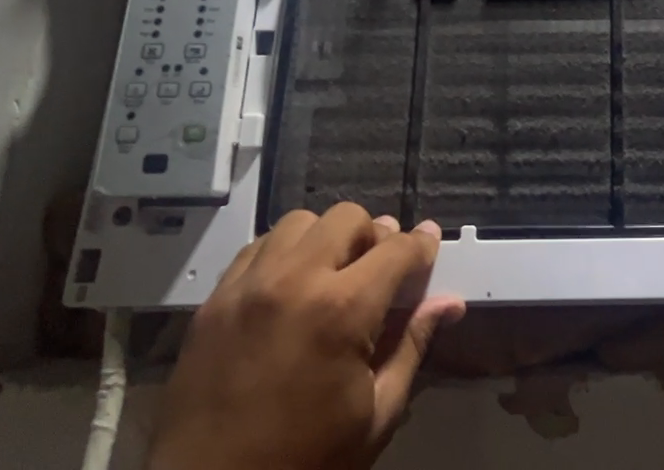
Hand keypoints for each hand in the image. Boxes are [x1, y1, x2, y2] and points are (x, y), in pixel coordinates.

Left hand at [150, 205, 465, 469]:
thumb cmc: (305, 460)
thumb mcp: (375, 415)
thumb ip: (411, 346)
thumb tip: (448, 302)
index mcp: (342, 310)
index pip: (397, 250)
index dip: (421, 246)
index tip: (429, 247)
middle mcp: (294, 280)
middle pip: (348, 218)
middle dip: (373, 237)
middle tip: (378, 272)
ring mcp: (248, 285)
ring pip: (299, 222)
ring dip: (325, 239)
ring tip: (331, 276)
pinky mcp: (215, 299)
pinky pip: (257, 247)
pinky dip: (282, 254)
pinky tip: (290, 288)